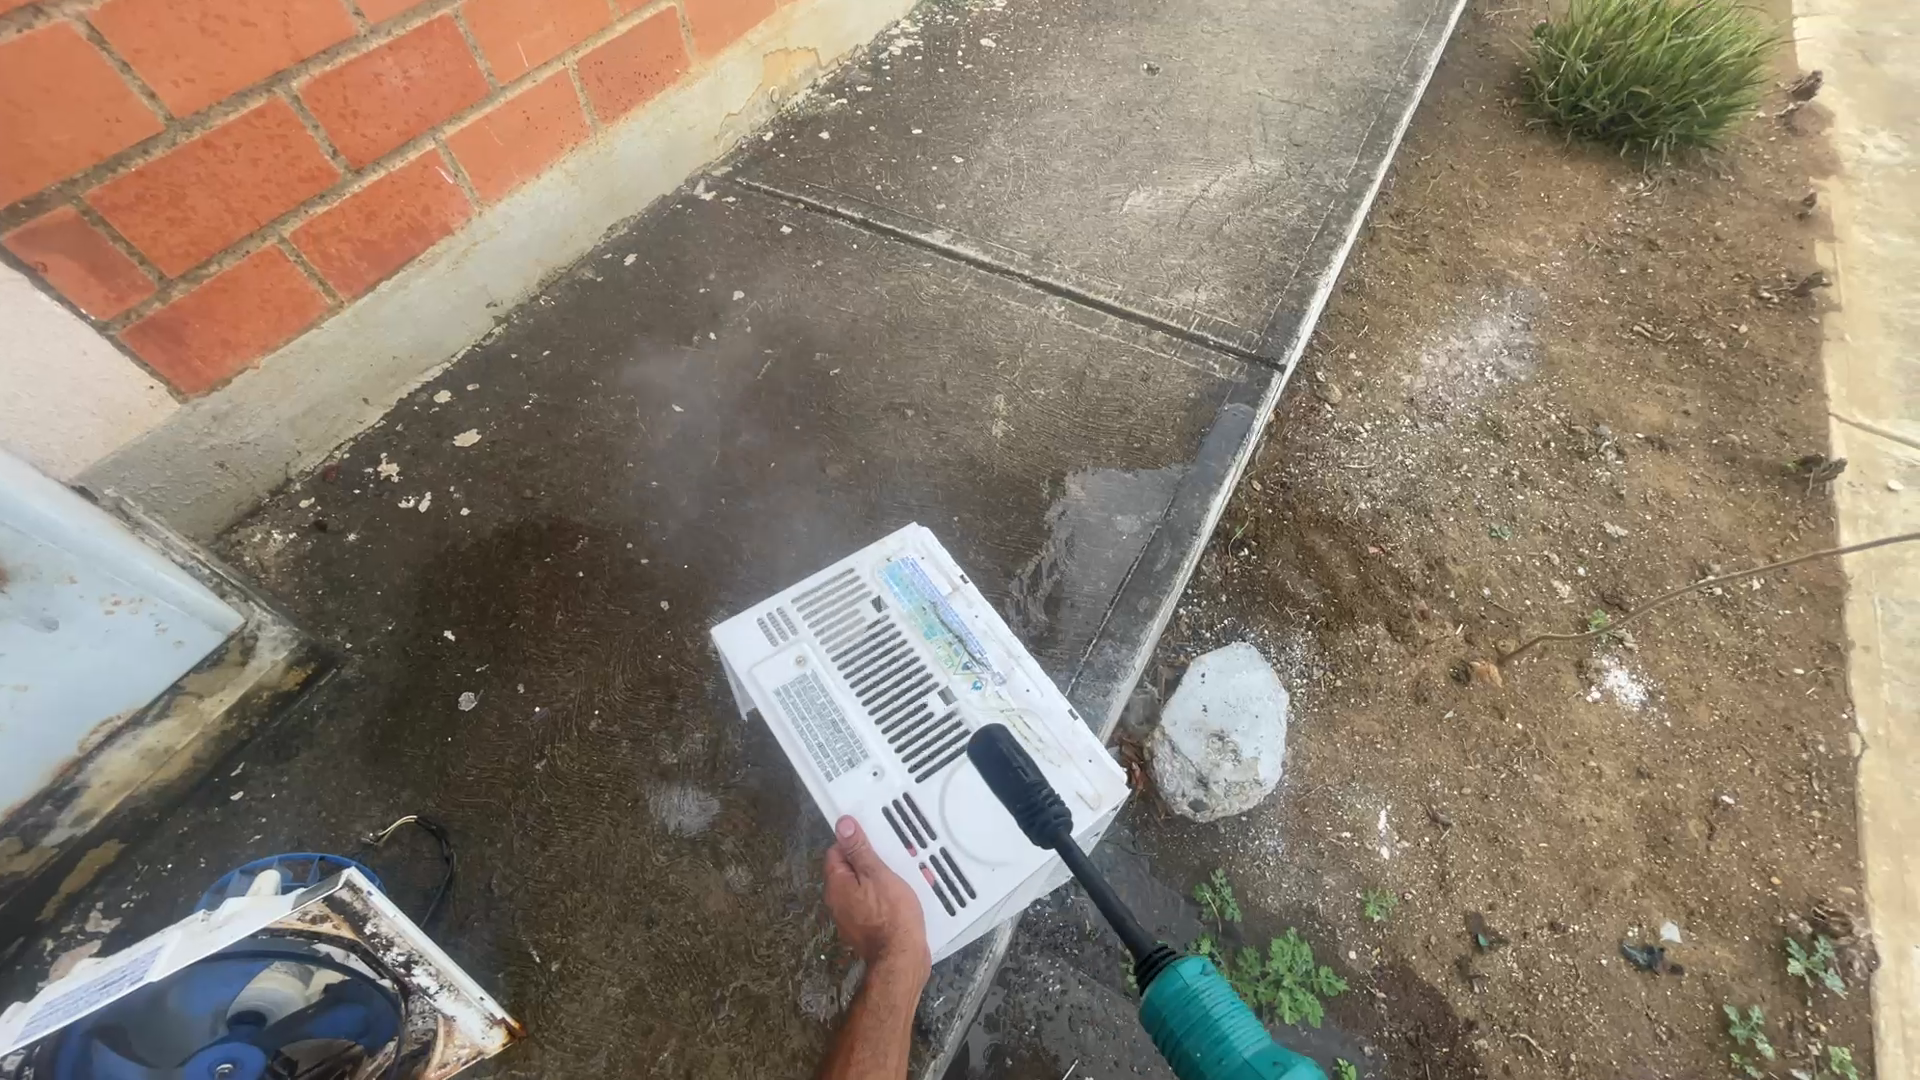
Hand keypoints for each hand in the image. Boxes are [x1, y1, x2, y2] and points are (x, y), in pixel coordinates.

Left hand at [823, 816, 930, 978]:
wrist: (902, 960)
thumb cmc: (891, 914)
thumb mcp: (877, 874)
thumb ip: (859, 849)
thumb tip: (842, 824)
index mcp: (837, 885)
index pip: (837, 852)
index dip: (855, 842)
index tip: (876, 838)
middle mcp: (839, 902)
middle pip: (853, 869)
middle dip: (875, 859)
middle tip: (897, 853)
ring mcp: (852, 918)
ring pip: (867, 886)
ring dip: (886, 877)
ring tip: (909, 871)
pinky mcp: (868, 929)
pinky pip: (876, 903)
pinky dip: (889, 896)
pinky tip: (909, 894)